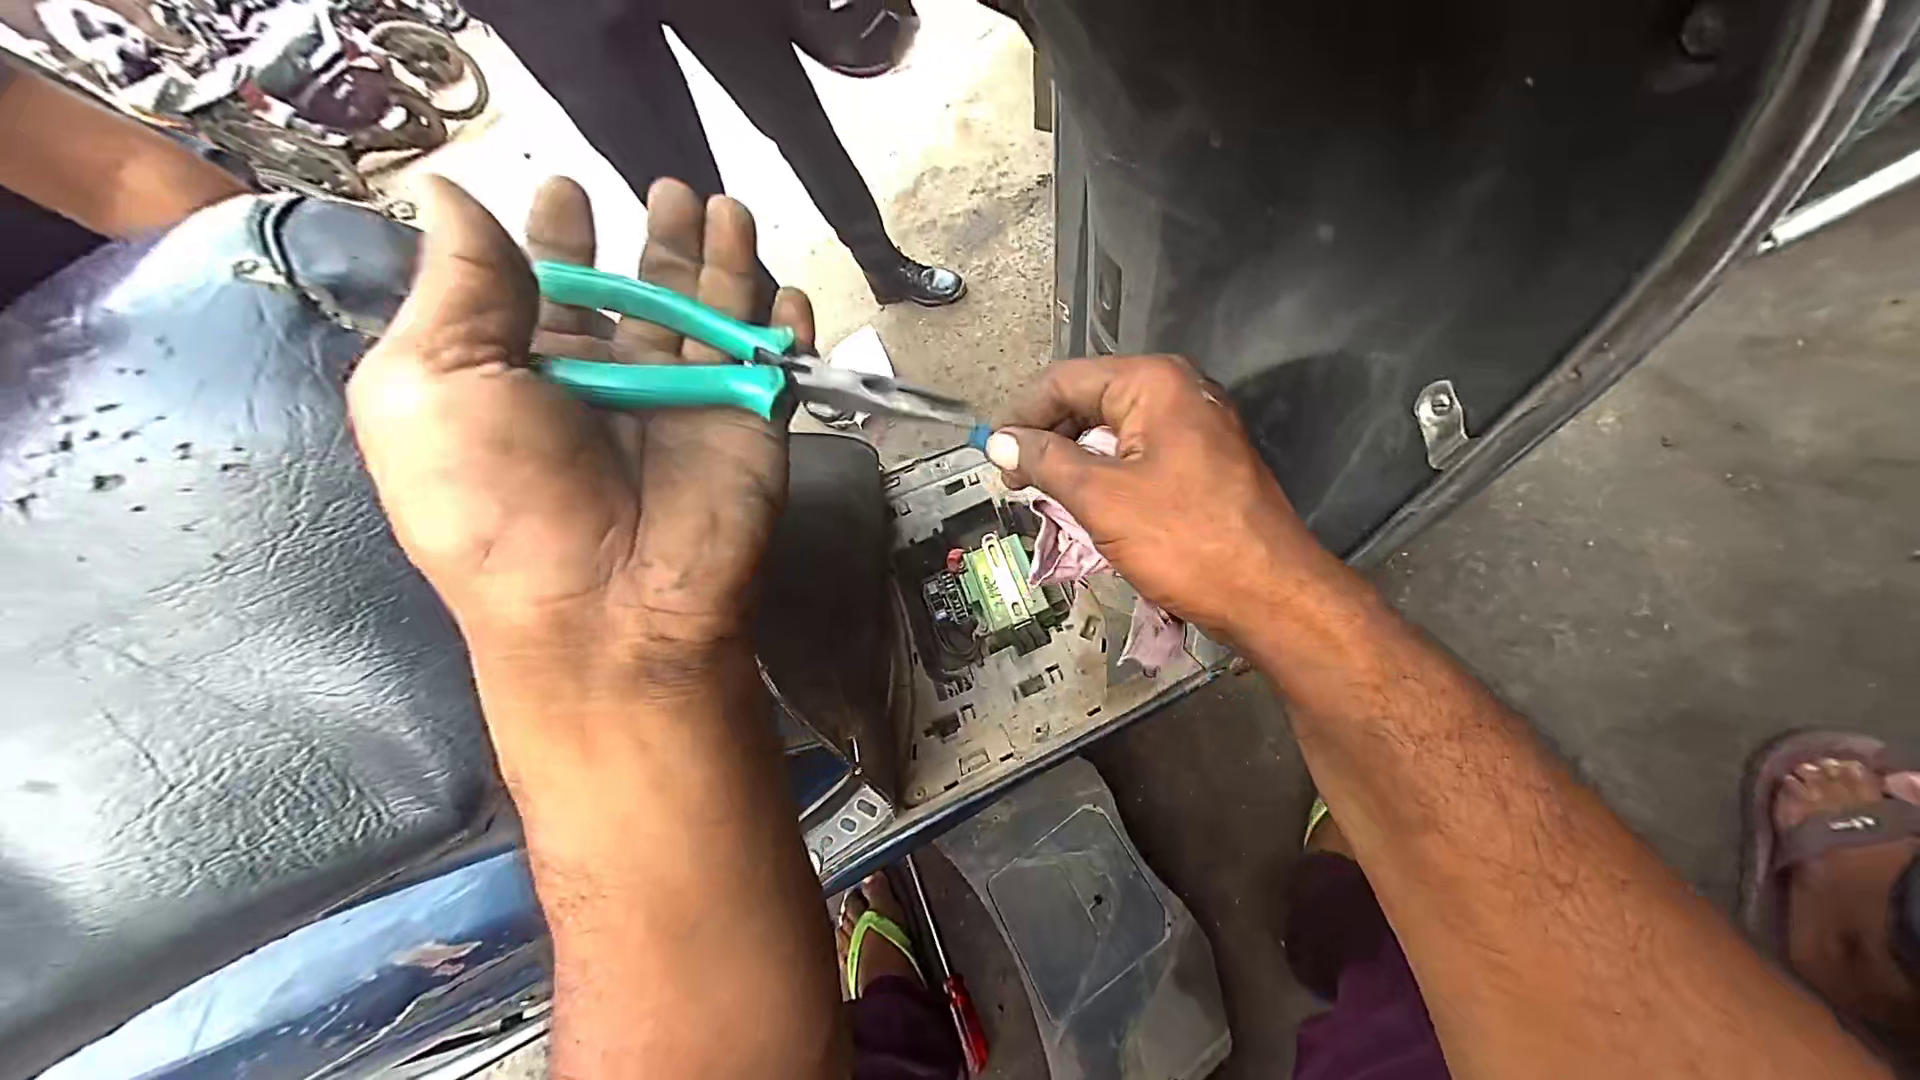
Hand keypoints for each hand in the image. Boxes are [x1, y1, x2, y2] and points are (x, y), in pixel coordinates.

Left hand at [347, 175, 811, 684]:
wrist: (614, 608)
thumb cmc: (501, 506)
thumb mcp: (430, 390)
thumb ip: (454, 289)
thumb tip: (446, 193)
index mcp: (531, 374)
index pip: (550, 289)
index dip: (557, 237)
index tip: (565, 189)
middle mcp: (615, 385)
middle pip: (644, 294)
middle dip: (659, 241)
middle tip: (671, 188)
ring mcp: (691, 404)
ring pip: (714, 317)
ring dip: (724, 263)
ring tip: (725, 207)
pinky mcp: (753, 424)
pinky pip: (774, 362)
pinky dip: (786, 325)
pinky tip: (787, 288)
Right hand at [986, 355, 1339, 639]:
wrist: (1268, 595)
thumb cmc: (1189, 542)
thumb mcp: (1100, 497)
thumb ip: (1044, 461)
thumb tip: (1001, 442)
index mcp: (1154, 384)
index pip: (1064, 380)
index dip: (1021, 416)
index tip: (996, 453)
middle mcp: (1176, 393)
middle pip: (1087, 400)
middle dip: (1045, 437)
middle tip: (1016, 478)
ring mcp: (1191, 428)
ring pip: (1109, 430)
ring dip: (1070, 459)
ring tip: (1043, 493)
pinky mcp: (1197, 462)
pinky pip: (1134, 454)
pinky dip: (1101, 473)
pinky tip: (1082, 501)